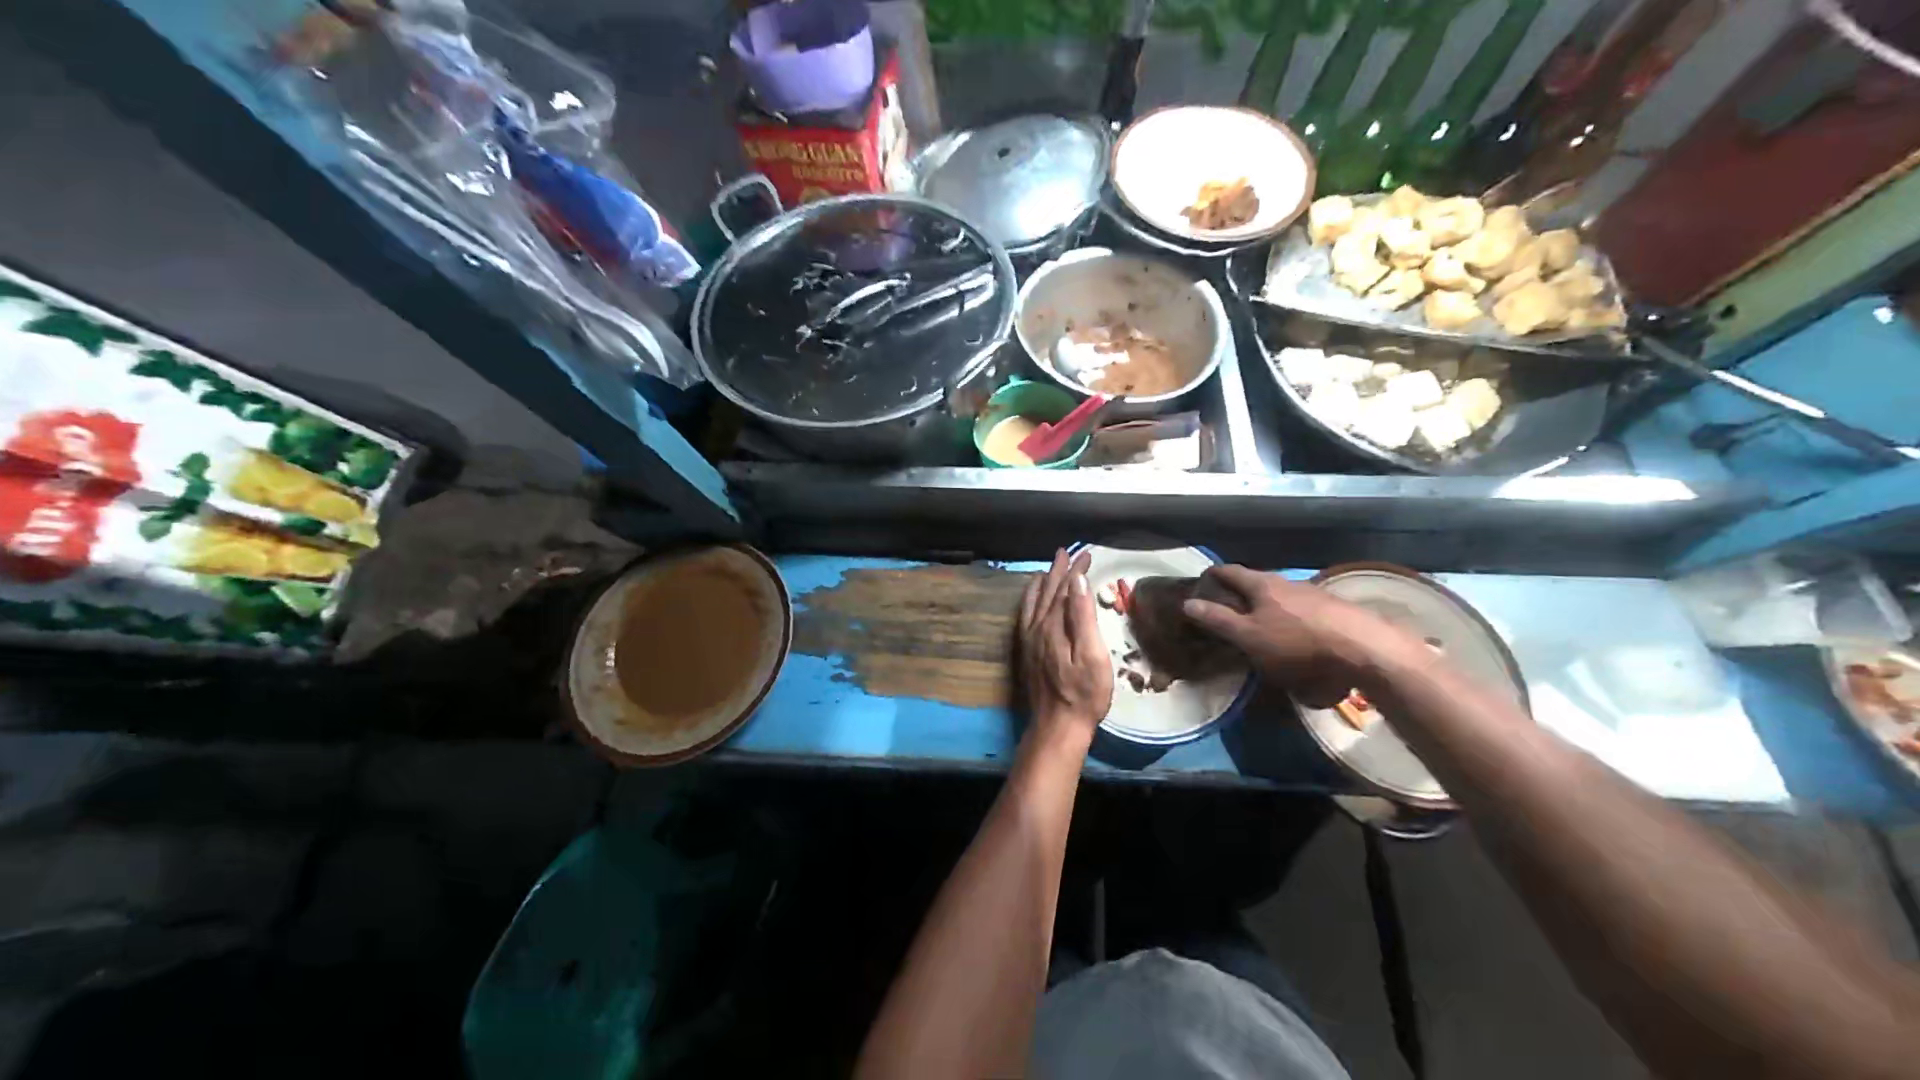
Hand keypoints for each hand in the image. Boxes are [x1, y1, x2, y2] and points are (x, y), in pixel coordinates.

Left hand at [1018, 549, 1112, 745]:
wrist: (1057, 726)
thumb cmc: (1084, 693)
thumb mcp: (1092, 654)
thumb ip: (1082, 616)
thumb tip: (1077, 581)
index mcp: (1054, 625)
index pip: (1066, 588)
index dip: (1075, 570)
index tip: (1087, 555)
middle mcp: (1037, 627)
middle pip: (1048, 591)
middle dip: (1059, 571)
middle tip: (1067, 552)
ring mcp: (1030, 640)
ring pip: (1034, 601)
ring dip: (1043, 582)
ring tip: (1047, 569)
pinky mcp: (1028, 652)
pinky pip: (1026, 616)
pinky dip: (1030, 601)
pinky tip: (1033, 601)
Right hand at [1181, 564, 1420, 707]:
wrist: (1365, 650)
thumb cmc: (1297, 643)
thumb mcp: (1249, 636)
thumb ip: (1218, 620)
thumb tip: (1187, 602)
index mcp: (1262, 585)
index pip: (1229, 571)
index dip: (1213, 574)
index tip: (1201, 580)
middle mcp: (1288, 583)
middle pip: (1257, 583)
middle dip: (1242, 593)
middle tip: (1227, 608)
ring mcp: (1315, 596)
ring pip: (1283, 598)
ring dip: (1269, 608)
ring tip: (1261, 627)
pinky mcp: (1336, 612)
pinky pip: (1304, 613)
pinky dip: (1292, 622)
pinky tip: (1295, 640)